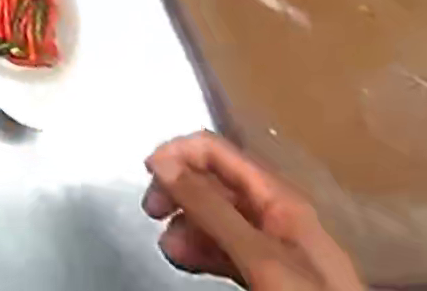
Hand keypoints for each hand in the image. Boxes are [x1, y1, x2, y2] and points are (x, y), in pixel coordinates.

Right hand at [142, 132, 364, 290]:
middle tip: (152, 213)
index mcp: (278, 198)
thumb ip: (211, 208)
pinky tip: (185, 262)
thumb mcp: (261, 260)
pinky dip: (200, 249)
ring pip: (215, 217)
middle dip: (178, 190)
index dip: (178, 153)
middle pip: (213, 180)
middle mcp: (274, 214)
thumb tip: (161, 162)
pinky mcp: (269, 279)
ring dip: (185, 224)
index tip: (148, 176)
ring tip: (169, 251)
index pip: (215, 150)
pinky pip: (225, 248)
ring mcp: (273, 248)